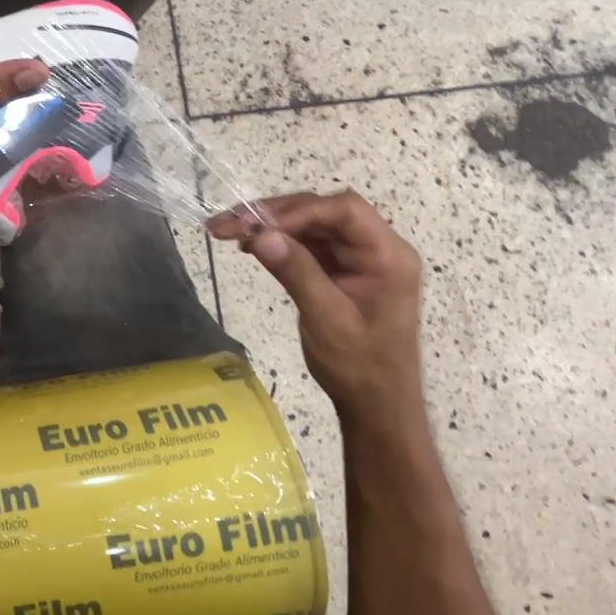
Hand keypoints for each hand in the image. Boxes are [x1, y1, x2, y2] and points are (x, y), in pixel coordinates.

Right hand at [209, 191, 423, 422]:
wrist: (375, 403)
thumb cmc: (360, 365)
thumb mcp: (327, 319)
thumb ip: (297, 272)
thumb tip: (260, 235)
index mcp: (387, 256)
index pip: (344, 211)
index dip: (298, 211)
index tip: (256, 226)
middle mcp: (375, 248)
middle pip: (323, 211)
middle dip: (275, 213)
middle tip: (228, 223)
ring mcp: (356, 258)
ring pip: (309, 224)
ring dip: (269, 225)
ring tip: (227, 231)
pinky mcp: (338, 269)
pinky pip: (306, 243)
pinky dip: (276, 241)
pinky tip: (248, 246)